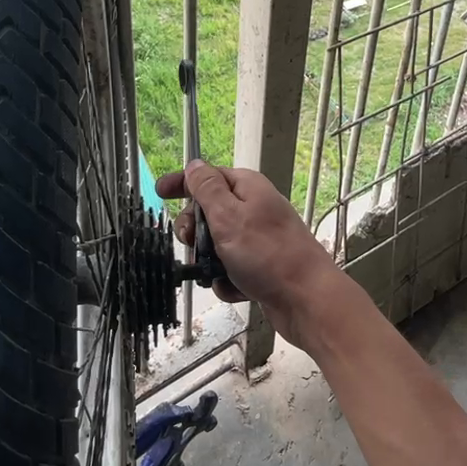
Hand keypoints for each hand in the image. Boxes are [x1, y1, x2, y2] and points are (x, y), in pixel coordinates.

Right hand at [155, 160, 347, 349]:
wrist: (307, 300)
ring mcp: (258, 239)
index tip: (159, 192)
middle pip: (209, 211)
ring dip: (210, 261)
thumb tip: (194, 164)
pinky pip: (230, 269)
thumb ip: (207, 189)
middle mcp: (254, 208)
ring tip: (217, 273)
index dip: (183, 183)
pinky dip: (228, 280)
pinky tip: (237, 289)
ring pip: (216, 244)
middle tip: (193, 244)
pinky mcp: (261, 266)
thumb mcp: (228, 216)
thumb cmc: (267, 254)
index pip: (208, 176)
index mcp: (247, 188)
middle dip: (195, 231)